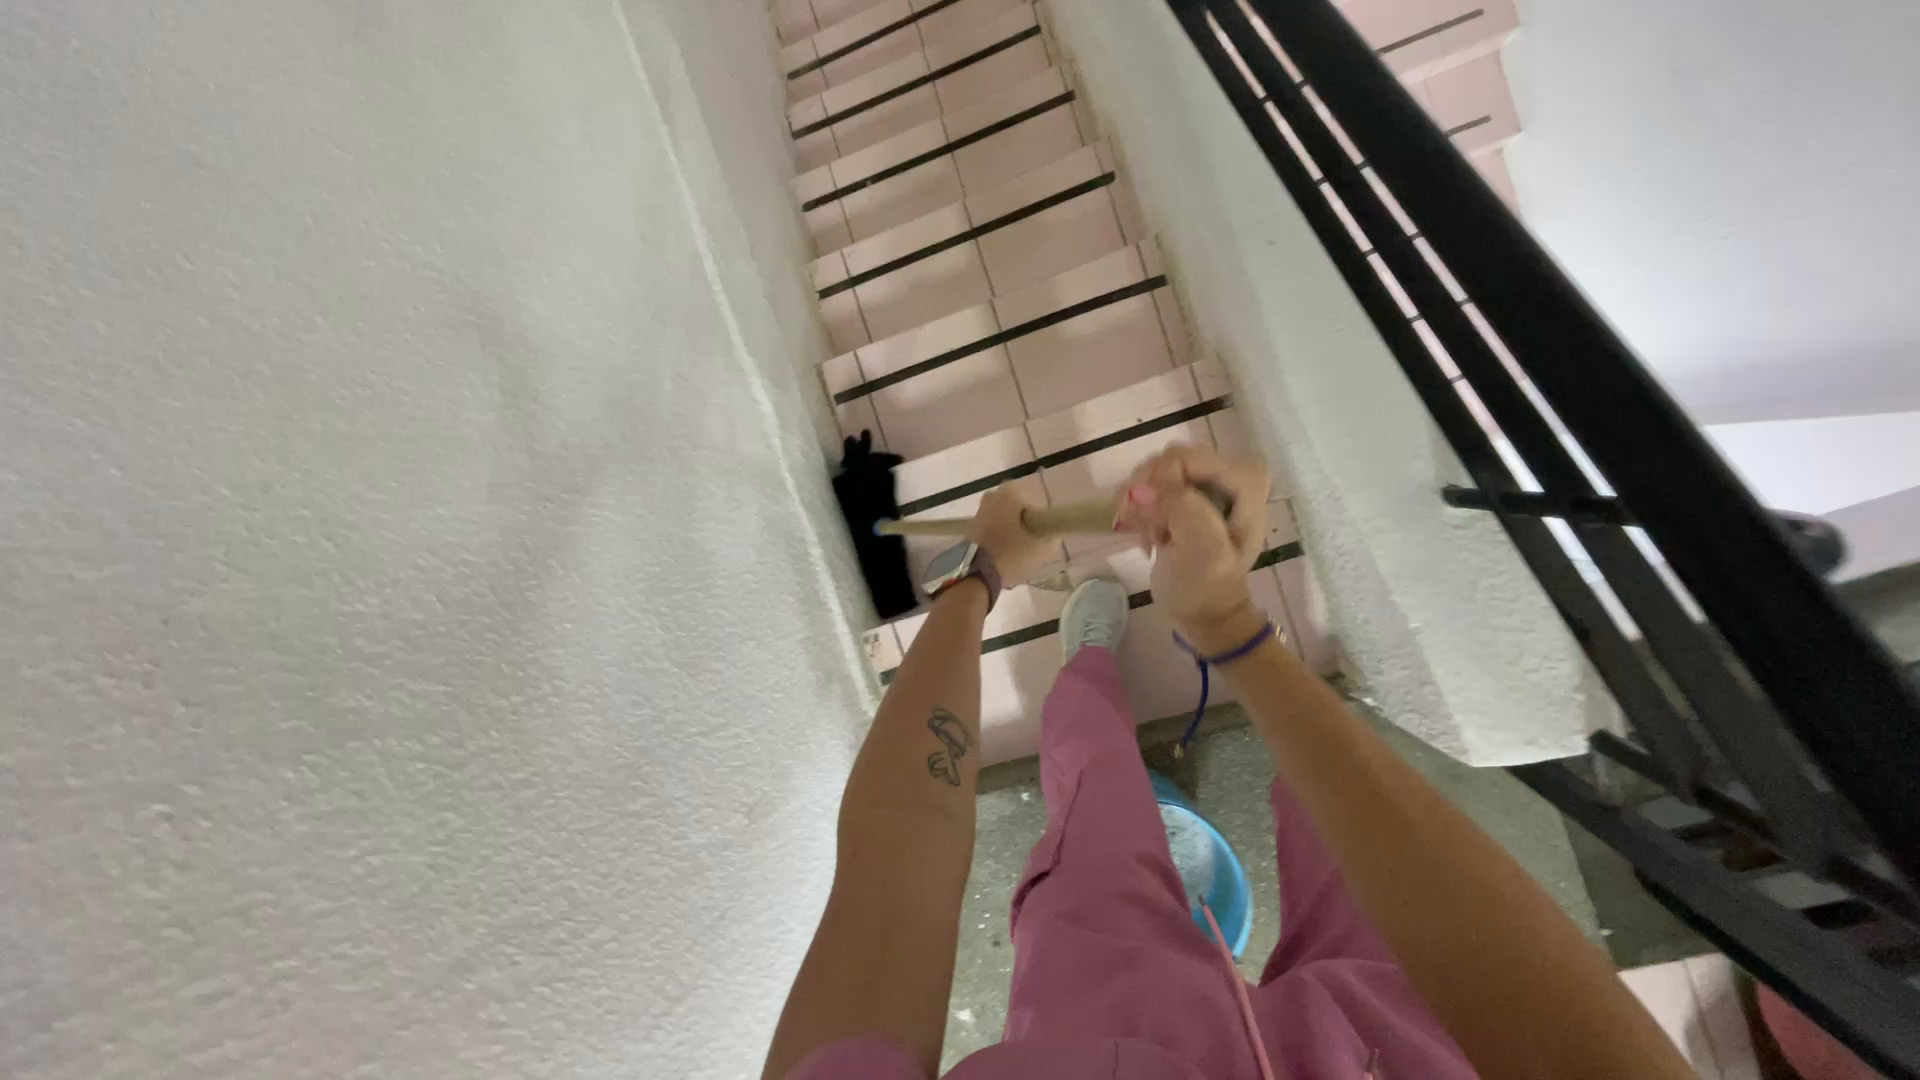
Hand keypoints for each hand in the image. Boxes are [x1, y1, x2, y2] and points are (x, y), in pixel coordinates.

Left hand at [969, 484, 1054, 585]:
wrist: (976, 574)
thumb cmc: (1012, 554)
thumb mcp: (1043, 549)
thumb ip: (1053, 538)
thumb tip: (1052, 536)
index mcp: (1009, 493)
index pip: (1032, 500)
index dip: (1039, 518)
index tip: (1040, 534)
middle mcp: (991, 497)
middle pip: (1016, 511)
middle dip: (1023, 524)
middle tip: (1030, 543)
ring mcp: (978, 513)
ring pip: (1003, 520)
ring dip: (1010, 533)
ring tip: (1017, 553)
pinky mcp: (970, 529)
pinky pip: (991, 531)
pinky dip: (998, 541)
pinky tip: (1003, 557)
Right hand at [1115, 444, 1271, 650]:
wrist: (1203, 610)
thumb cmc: (1208, 586)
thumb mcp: (1204, 551)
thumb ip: (1183, 509)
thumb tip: (1143, 489)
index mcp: (1244, 479)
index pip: (1183, 458)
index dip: (1161, 487)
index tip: (1158, 523)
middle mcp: (1227, 470)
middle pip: (1164, 461)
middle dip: (1149, 497)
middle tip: (1154, 532)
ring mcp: (1204, 480)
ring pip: (1151, 471)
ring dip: (1140, 506)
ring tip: (1153, 536)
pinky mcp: (1184, 491)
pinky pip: (1147, 483)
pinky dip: (1138, 509)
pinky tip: (1149, 533)